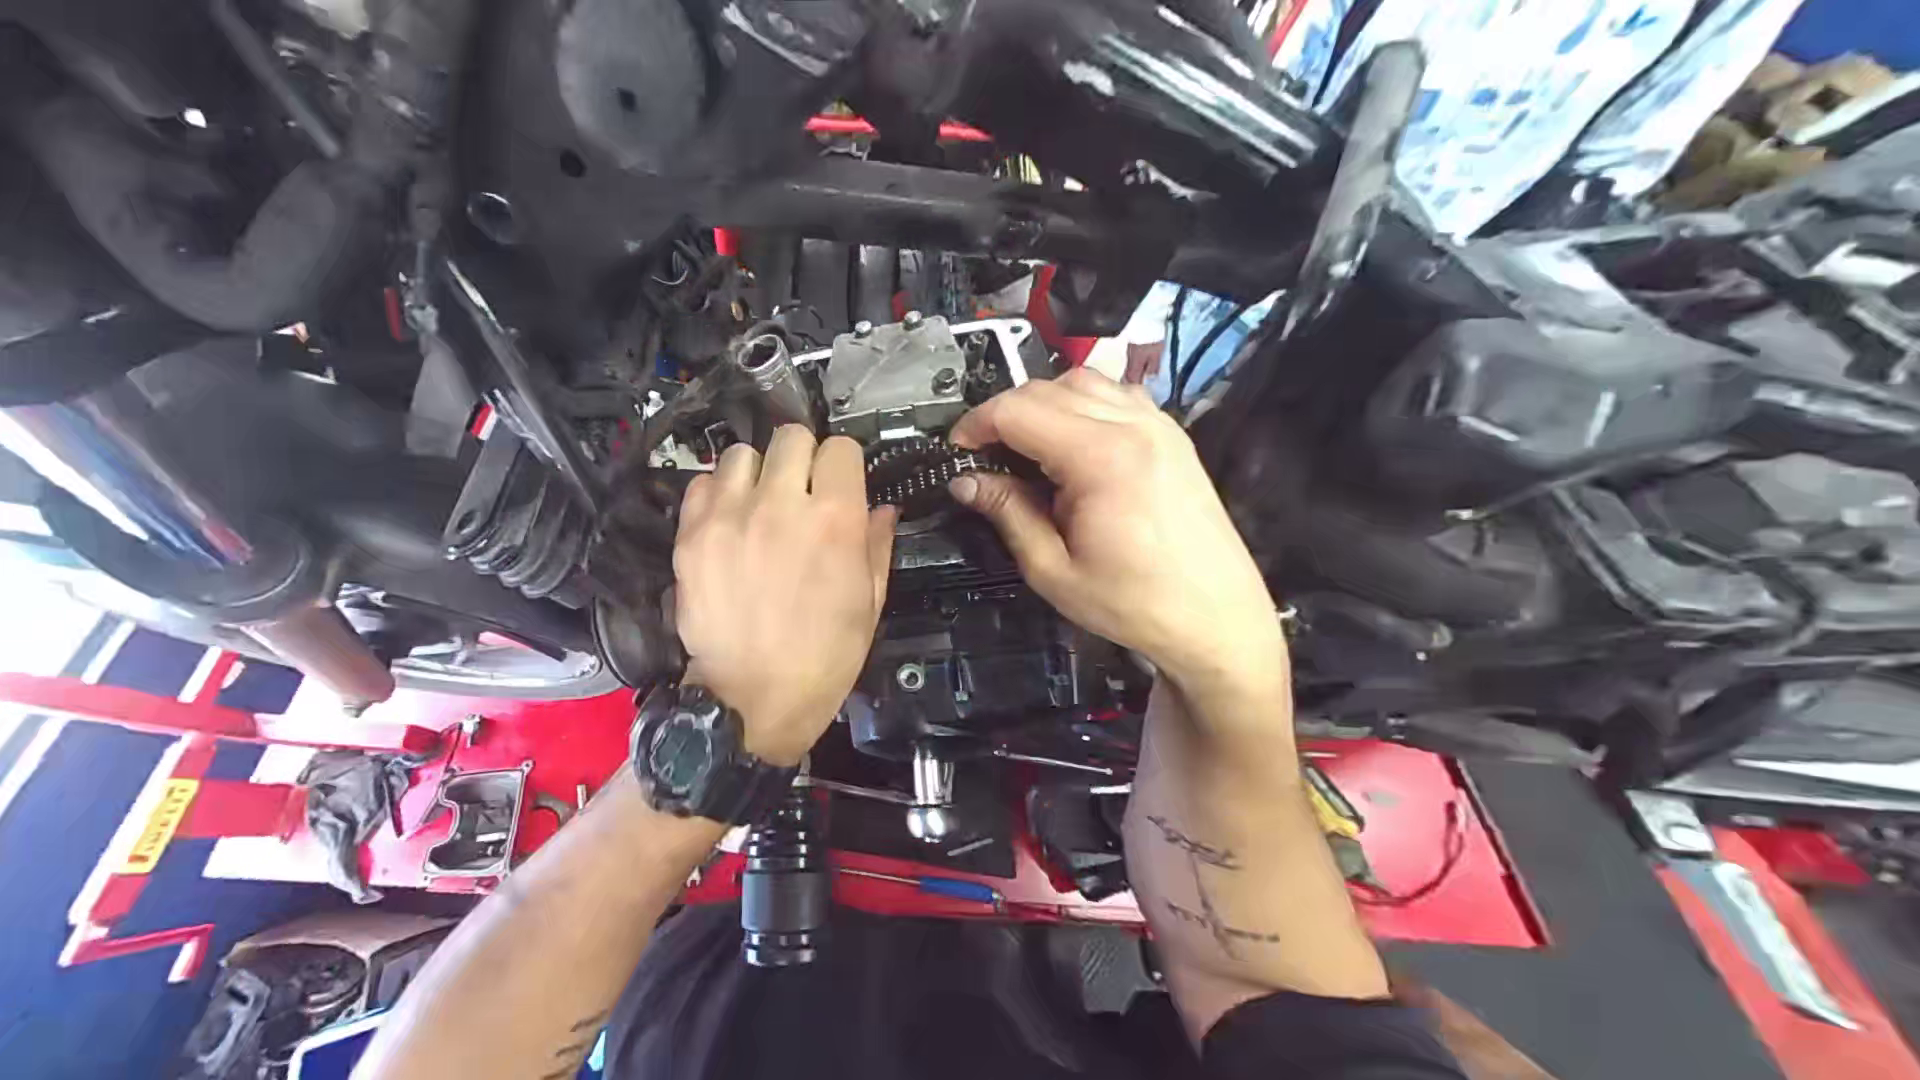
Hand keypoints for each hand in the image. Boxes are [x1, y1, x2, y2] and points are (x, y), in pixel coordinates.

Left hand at [674, 426, 896, 765]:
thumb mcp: (872, 600)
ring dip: (758, 472)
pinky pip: (702, 483)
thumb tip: (882, 508)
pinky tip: (730, 521)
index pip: (841, 448)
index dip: (845, 464)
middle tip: (802, 488)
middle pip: (791, 436)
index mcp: (835, 520)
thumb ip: (878, 543)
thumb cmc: (826, 653)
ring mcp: (729, 517)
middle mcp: (781, 505)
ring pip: (742, 453)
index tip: (840, 483)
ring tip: (761, 502)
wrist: (756, 698)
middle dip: (804, 457)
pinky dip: (719, 494)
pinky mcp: (691, 536)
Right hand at [948, 368, 1286, 699]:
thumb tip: (968, 482)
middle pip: (1047, 388)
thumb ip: (1008, 513)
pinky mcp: (1172, 436)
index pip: (1018, 410)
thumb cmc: (1138, 604)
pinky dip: (1082, 405)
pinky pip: (1116, 395)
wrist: (1216, 618)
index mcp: (1102, 458)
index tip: (959, 448)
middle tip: (985, 455)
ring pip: (1082, 382)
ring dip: (1042, 404)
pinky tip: (1072, 442)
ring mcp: (1159, 426)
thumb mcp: (1054, 569)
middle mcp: (1134, 427)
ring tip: (1025, 448)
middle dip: (1004, 413)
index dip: (977, 424)